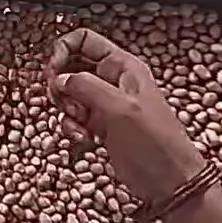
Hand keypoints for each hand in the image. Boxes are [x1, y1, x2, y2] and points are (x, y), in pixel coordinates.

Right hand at [45, 28, 207, 202]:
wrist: (169, 182)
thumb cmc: (154, 142)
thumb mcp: (120, 108)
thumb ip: (85, 86)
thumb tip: (58, 78)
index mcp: (122, 66)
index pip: (83, 40)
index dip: (63, 50)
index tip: (53, 71)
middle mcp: (111, 79)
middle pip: (69, 66)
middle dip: (60, 84)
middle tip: (64, 102)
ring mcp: (103, 102)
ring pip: (67, 92)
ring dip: (64, 108)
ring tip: (78, 124)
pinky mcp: (97, 124)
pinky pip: (71, 116)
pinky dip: (70, 126)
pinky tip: (82, 138)